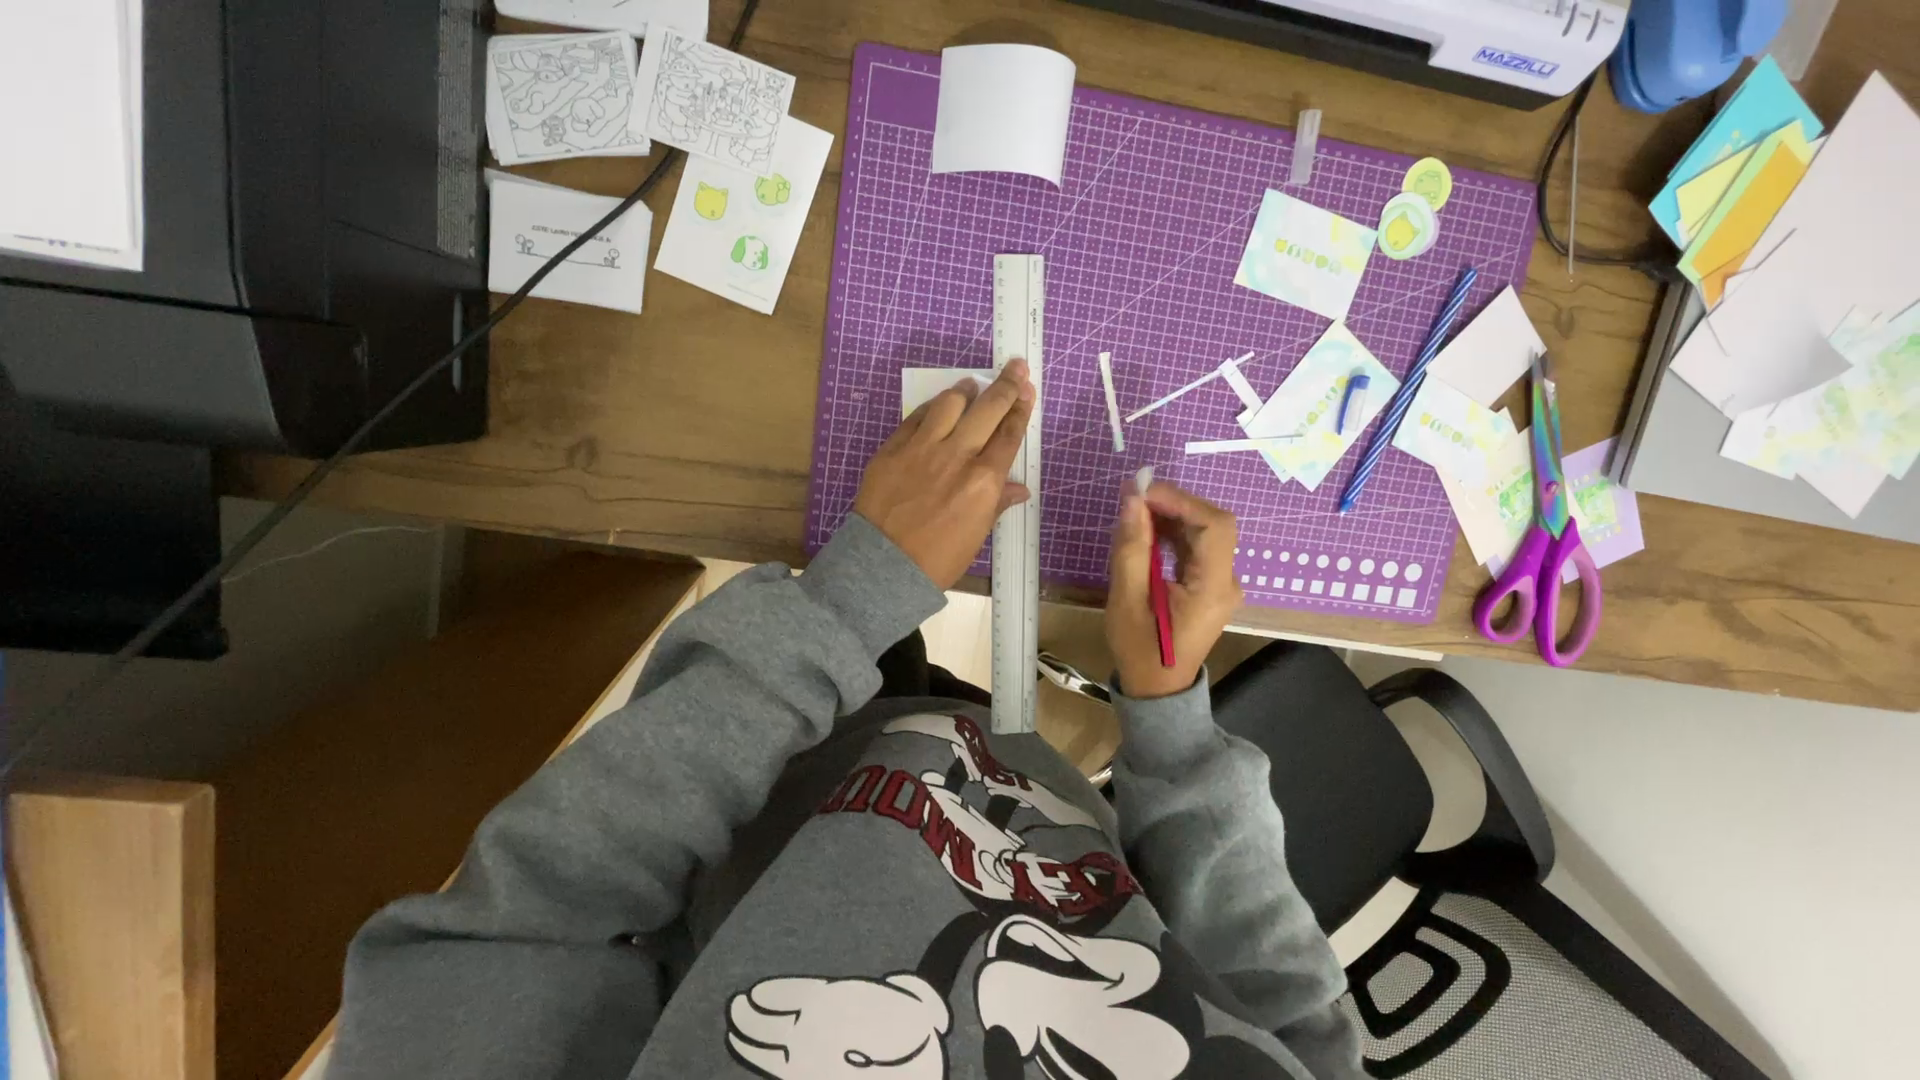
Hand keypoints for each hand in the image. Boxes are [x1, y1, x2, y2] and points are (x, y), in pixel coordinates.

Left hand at [854, 362, 1034, 588]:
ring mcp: (922, 449)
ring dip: (965, 391)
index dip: (1021, 409)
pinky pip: (917, 417)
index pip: (1008, 435)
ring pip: (949, 403)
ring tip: (971, 385)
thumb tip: (1018, 488)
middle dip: (1005, 385)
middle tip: (1015, 366)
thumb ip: (996, 504)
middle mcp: (957, 456)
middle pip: (987, 410)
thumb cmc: (938, 560)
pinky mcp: (892, 449)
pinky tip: (939, 405)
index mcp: (983, 481)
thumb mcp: (976, 536)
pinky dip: (933, 407)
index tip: (1027, 389)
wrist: (884, 566)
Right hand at [1105, 482, 1241, 697]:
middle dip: (1173, 504)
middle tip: (1133, 497)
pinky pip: (1195, 548)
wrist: (1158, 690)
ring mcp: (1220, 583)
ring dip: (1171, 515)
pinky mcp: (1208, 585)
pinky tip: (1146, 530)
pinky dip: (1172, 532)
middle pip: (1211, 524)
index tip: (1143, 493)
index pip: (1214, 526)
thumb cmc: (1141, 650)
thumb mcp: (1127, 601)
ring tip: (1134, 510)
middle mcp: (1226, 581)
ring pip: (1203, 532)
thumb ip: (1131, 549)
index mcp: (1213, 588)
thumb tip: (1132, 501)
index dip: (1181, 500)